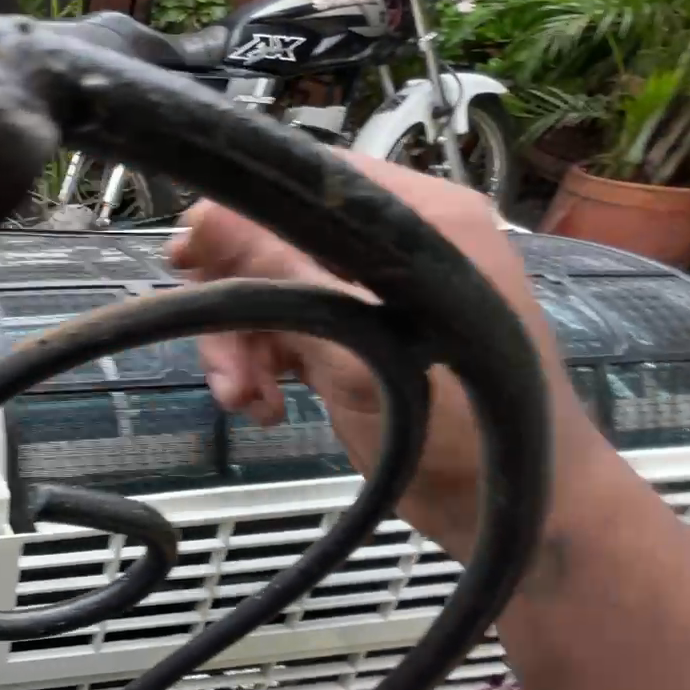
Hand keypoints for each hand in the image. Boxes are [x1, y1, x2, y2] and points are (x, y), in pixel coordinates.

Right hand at [168, 154, 613, 555]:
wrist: (502, 506)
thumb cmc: (458, 421)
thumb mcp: (357, 345)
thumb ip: (280, 276)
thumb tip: (203, 217)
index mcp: (414, 220)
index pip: (307, 183)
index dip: (238, 215)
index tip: (187, 261)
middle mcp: (388, 246)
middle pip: (273, 246)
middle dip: (235, 306)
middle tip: (219, 355)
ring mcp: (365, 296)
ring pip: (266, 298)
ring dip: (240, 350)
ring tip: (242, 398)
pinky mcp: (348, 340)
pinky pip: (280, 337)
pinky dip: (261, 371)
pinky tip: (264, 407)